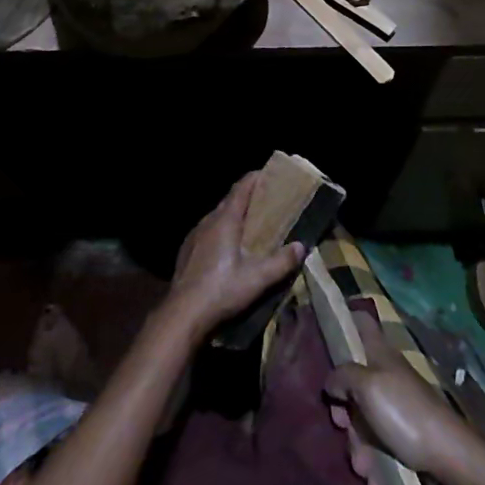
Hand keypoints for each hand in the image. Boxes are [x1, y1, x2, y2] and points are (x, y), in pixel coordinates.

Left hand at [164, 172, 306, 335]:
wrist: (184, 310)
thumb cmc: (222, 290)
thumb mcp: (258, 278)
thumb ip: (281, 261)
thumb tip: (300, 246)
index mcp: (225, 220)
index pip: (240, 189)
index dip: (254, 179)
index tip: (269, 174)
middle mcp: (207, 221)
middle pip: (229, 201)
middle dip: (247, 197)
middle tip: (267, 200)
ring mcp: (195, 234)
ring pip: (217, 216)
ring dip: (234, 214)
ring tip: (252, 223)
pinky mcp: (188, 249)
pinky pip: (208, 230)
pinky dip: (222, 229)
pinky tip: (229, 245)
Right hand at [325, 311, 481, 484]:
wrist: (452, 459)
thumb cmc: (405, 412)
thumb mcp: (366, 385)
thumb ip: (342, 376)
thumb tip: (332, 383)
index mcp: (379, 354)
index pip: (360, 321)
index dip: (343, 322)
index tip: (324, 338)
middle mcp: (385, 376)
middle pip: (351, 382)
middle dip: (345, 412)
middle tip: (343, 425)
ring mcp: (395, 408)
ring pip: (363, 421)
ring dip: (359, 449)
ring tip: (365, 470)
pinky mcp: (403, 437)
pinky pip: (379, 448)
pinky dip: (376, 470)